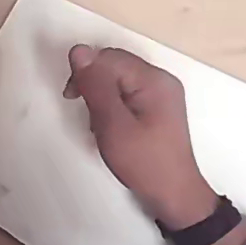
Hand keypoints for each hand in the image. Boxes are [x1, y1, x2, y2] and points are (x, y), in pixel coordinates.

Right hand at [64, 46, 217, 229]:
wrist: (174, 194)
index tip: (71, 98)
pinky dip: (113, 105)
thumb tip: (78, 49)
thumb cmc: (143, 161)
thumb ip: (95, 86)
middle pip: (115, 65)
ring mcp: (162, 93)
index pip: (108, 58)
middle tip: (86, 115)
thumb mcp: (113, 124)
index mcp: (153, 80)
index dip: (84, 72)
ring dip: (101, 97)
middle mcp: (160, 80)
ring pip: (118, 79)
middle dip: (93, 85)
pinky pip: (127, 93)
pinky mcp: (158, 107)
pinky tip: (110, 127)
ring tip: (99, 125)